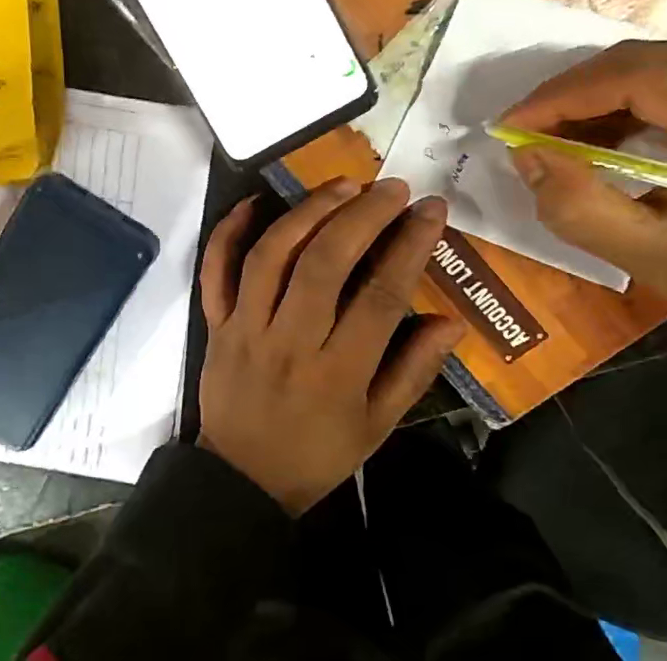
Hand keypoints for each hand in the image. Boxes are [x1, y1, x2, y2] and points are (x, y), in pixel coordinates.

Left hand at [197, 177, 464, 514]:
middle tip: (391, 187)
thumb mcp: (377, 427)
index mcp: (337, 374)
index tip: (430, 209)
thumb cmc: (318, 453)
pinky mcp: (215, 323)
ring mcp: (245, 328)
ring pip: (271, 256)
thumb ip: (414, 371)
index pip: (379, 298)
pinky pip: (215, 271)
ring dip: (308, 212)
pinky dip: (228, 232)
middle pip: (323, 265)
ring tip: (343, 185)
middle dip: (362, 216)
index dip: (409, 247)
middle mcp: (289, 342)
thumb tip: (451, 319)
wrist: (240, 481)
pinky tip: (254, 200)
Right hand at [500, 41, 666, 347]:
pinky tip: (609, 128)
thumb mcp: (654, 260)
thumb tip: (525, 154)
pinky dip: (635, 95)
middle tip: (530, 130)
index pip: (641, 77)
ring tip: (562, 132)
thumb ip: (580, 208)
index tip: (512, 124)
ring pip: (662, 59)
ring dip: (601, 92)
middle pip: (649, 60)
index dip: (565, 94)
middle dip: (575, 92)